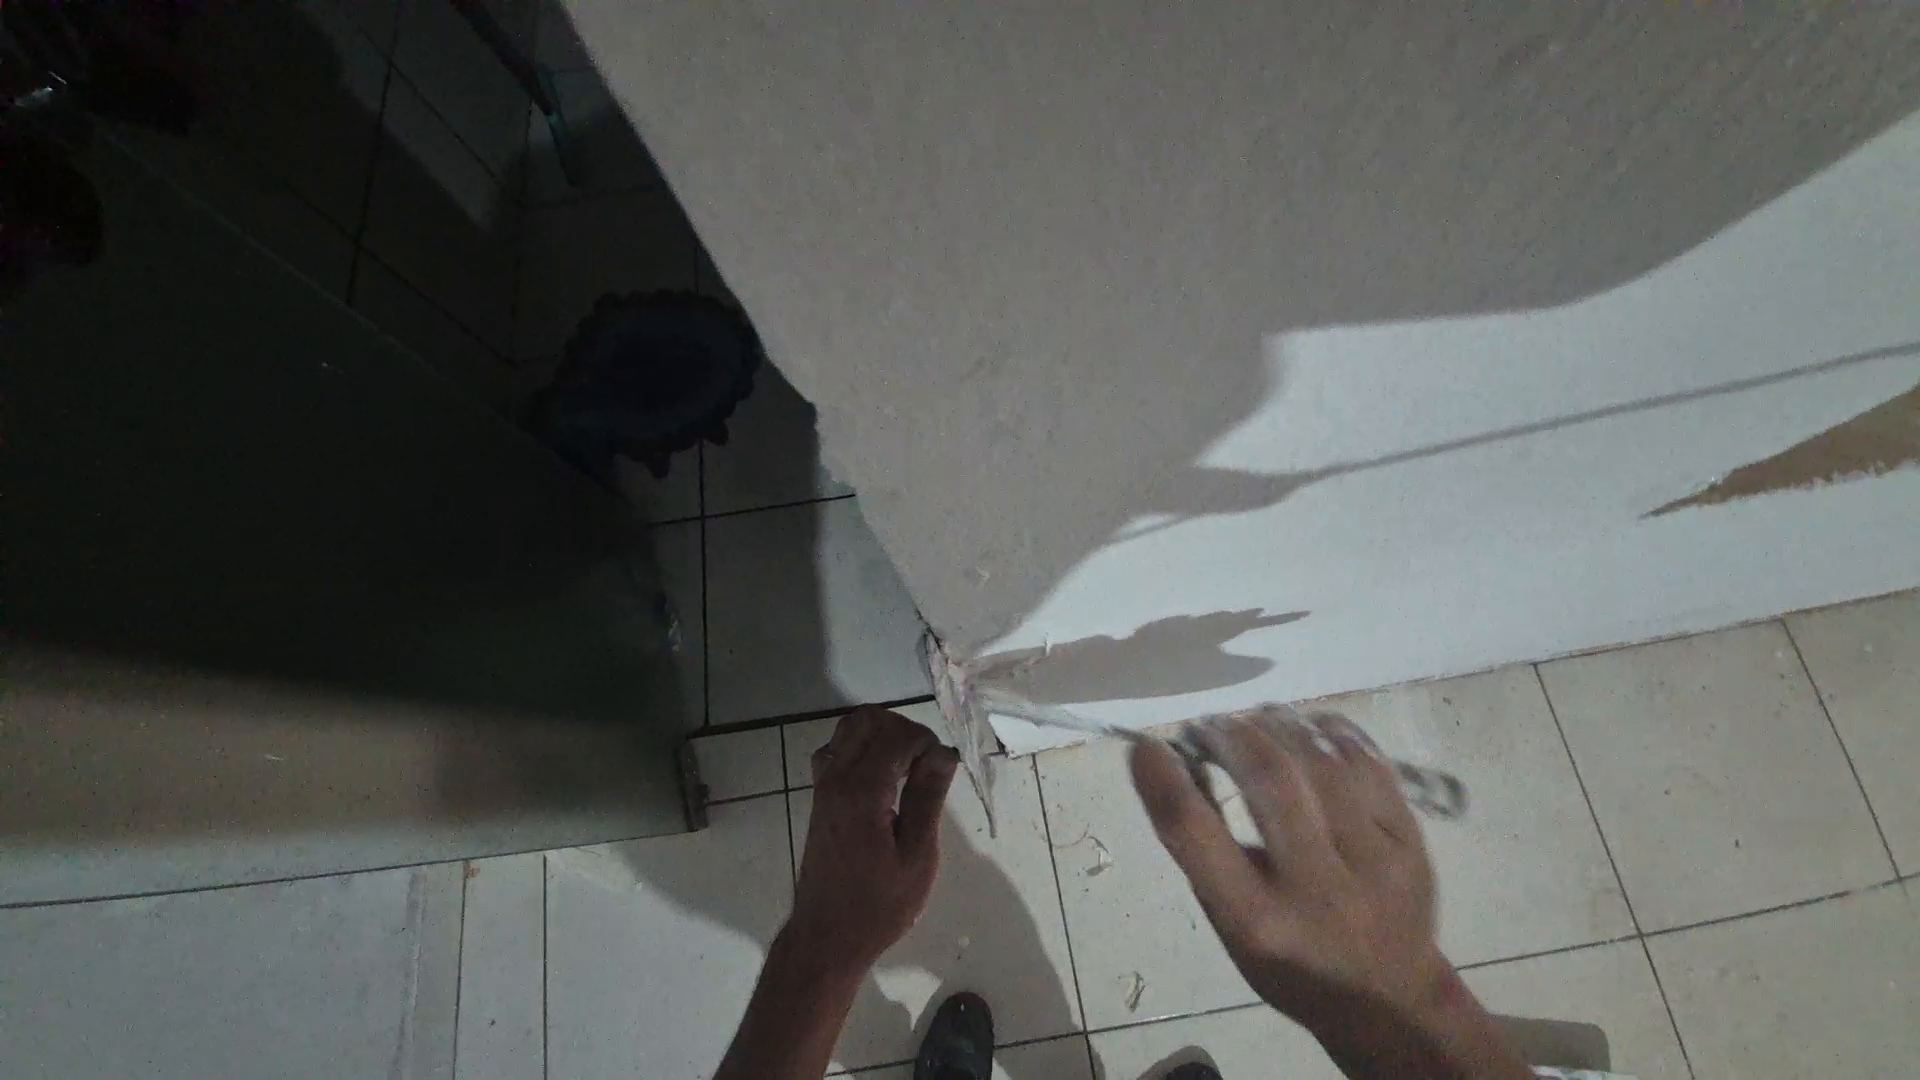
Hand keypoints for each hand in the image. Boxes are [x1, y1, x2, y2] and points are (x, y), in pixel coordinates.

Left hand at [788, 705, 960, 971]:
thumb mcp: (917, 857)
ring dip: (882, 734)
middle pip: (869, 719)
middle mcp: (837, 777)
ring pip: (850, 727)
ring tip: (907, 767)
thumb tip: (944, 752)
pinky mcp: (819, 794)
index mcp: (862, 791)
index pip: (898, 734)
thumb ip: (928, 797)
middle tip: (925, 764)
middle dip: (904, 730)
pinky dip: (862, 747)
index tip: (941, 771)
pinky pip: (838, 748)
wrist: (826, 937)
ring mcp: (823, 784)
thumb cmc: (878, 906)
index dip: (926, 742)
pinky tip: (882, 777)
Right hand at [1130, 714, 1452, 1031]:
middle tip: (1210, 726)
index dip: (1162, 779)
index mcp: (1257, 920)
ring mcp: (1376, 862)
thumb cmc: (1286, 961)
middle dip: (1229, 736)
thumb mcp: (1227, 920)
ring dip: (1275, 724)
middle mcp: (1318, 890)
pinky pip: (1368, 762)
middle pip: (1269, 780)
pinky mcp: (1413, 842)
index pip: (1196, 832)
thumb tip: (1178, 759)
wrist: (1389, 1002)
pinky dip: (1328, 731)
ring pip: (1320, 762)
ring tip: (1252, 720)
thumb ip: (1202, 846)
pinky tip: (1304, 727)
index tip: (1146, 746)